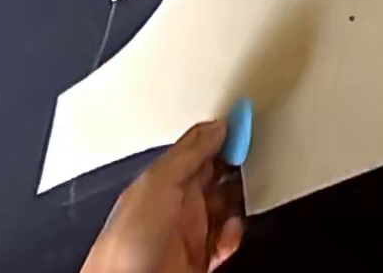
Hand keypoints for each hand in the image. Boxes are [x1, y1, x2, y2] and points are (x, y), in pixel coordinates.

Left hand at [81, 121, 243, 272]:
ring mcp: (189, 234)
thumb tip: (218, 126)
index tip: (245, 122)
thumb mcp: (158, 183)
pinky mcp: (199, 262)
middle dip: (235, 163)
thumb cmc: (128, 244)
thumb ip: (189, 152)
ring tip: (249, 191)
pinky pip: (226, 241)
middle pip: (215, 174)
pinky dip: (235, 233)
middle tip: (254, 155)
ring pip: (225, 205)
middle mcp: (178, 204)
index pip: (199, 147)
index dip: (221, 135)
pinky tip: (233, 229)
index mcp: (165, 179)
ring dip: (238, 198)